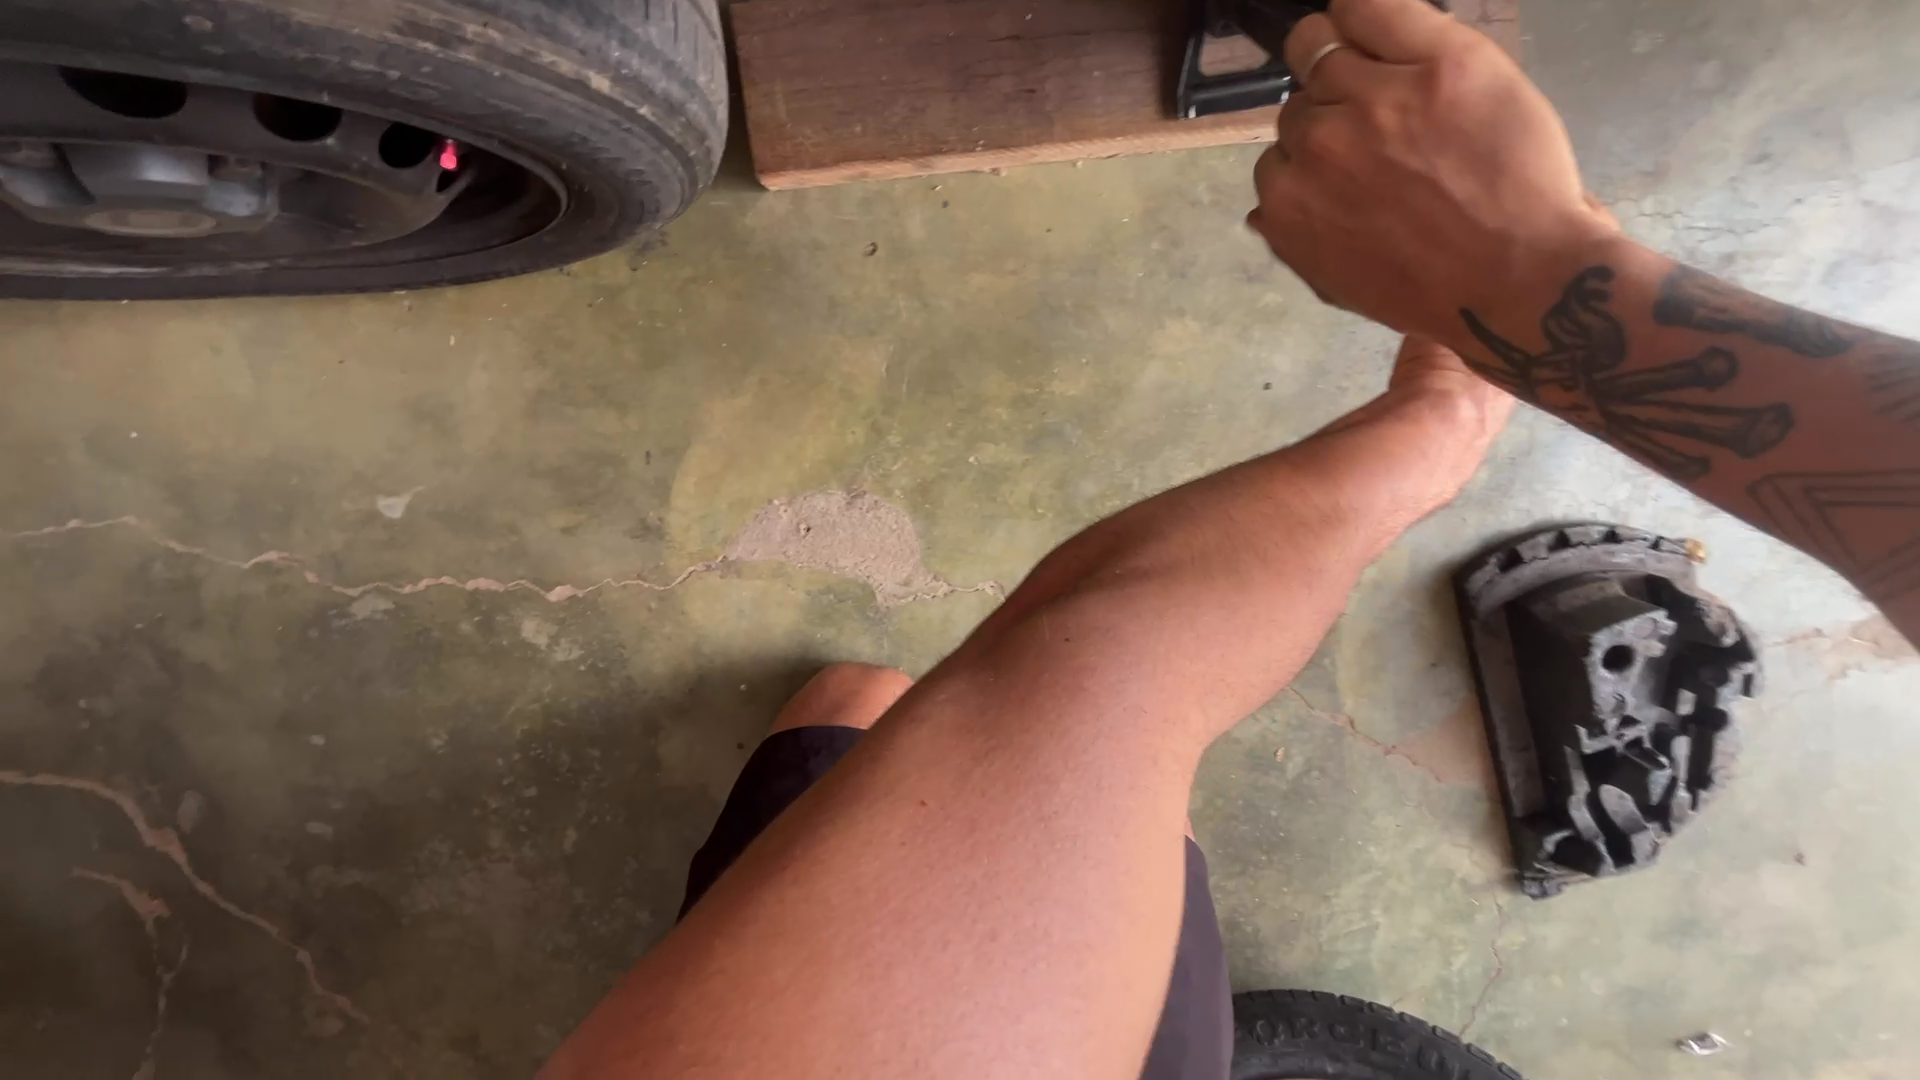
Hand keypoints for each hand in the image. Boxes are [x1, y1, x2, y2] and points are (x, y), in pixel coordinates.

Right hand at [1246, 0, 1620, 341]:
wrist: (1511, 274)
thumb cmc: (1420, 290)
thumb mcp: (1332, 282)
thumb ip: (1291, 239)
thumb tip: (1260, 210)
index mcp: (1288, 201)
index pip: (1275, 155)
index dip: (1304, 156)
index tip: (1333, 160)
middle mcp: (1319, 146)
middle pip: (1298, 105)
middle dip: (1323, 114)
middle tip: (1364, 125)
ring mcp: (1376, 99)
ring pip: (1323, 52)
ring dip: (1337, 59)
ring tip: (1371, 71)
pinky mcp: (1438, 62)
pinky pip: (1371, 7)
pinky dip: (1357, 9)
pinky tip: (1359, 16)